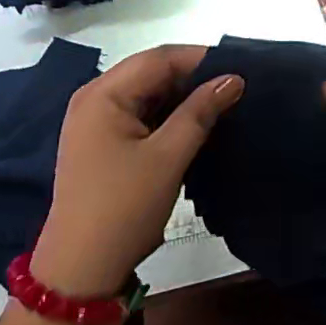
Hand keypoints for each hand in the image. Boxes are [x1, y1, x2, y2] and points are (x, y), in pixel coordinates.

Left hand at [34, 45, 241, 298]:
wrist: (84, 266)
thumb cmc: (124, 206)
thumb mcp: (168, 157)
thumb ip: (200, 112)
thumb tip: (233, 79)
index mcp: (103, 95)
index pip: (159, 58)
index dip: (201, 59)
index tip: (241, 70)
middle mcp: (95, 100)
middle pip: (152, 74)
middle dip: (195, 79)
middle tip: (238, 90)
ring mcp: (97, 124)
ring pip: (150, 97)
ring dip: (185, 100)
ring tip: (226, 107)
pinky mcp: (105, 146)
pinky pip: (143, 118)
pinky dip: (171, 119)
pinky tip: (200, 128)